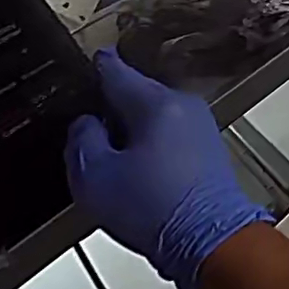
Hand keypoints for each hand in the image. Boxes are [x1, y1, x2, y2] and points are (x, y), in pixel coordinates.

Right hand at [65, 50, 272, 288]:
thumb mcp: (95, 174)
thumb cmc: (150, 203)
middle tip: (82, 111)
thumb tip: (87, 121)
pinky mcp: (206, 144)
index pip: (122, 75)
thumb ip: (83, 139)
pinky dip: (147, 137)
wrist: (206, 232)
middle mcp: (185, 105)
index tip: (93, 55)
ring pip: (154, 113)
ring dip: (130, 123)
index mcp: (159, 104)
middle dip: (113, 101)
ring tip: (99, 141)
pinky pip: (168, 130)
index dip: (102, 66)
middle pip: (140, 94)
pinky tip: (129, 157)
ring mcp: (200, 124)